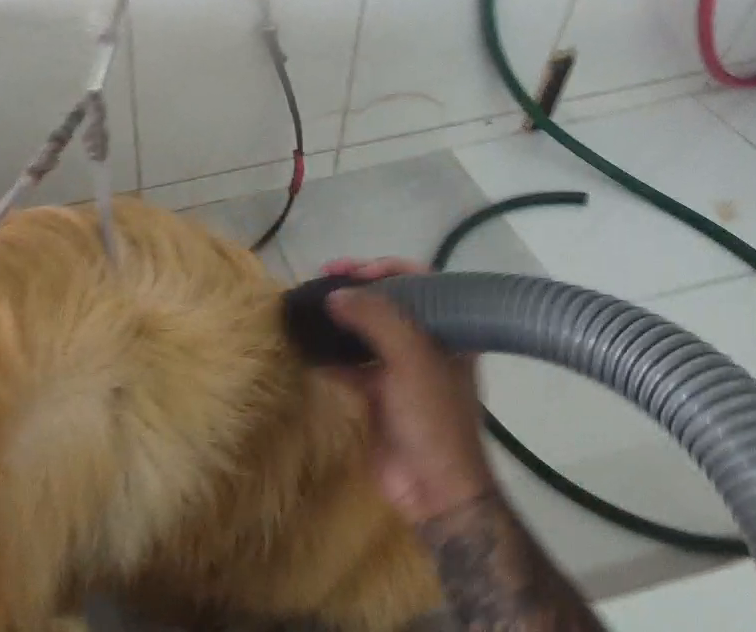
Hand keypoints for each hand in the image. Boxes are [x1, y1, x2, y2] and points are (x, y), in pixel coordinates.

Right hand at [320, 258, 494, 525]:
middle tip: (325, 278)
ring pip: (367, 331)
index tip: (354, 269)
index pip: (423, 281)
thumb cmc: (433, 417)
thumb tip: (334, 294)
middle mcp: (427, 346)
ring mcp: (402, 371)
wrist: (433, 489)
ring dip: (340, 317)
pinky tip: (305, 344)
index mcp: (450, 332)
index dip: (388, 267)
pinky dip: (328, 353)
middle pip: (390, 302)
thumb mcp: (411, 359)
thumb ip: (375, 319)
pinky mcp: (378, 394)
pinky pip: (349, 364)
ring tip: (310, 305)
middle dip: (357, 288)